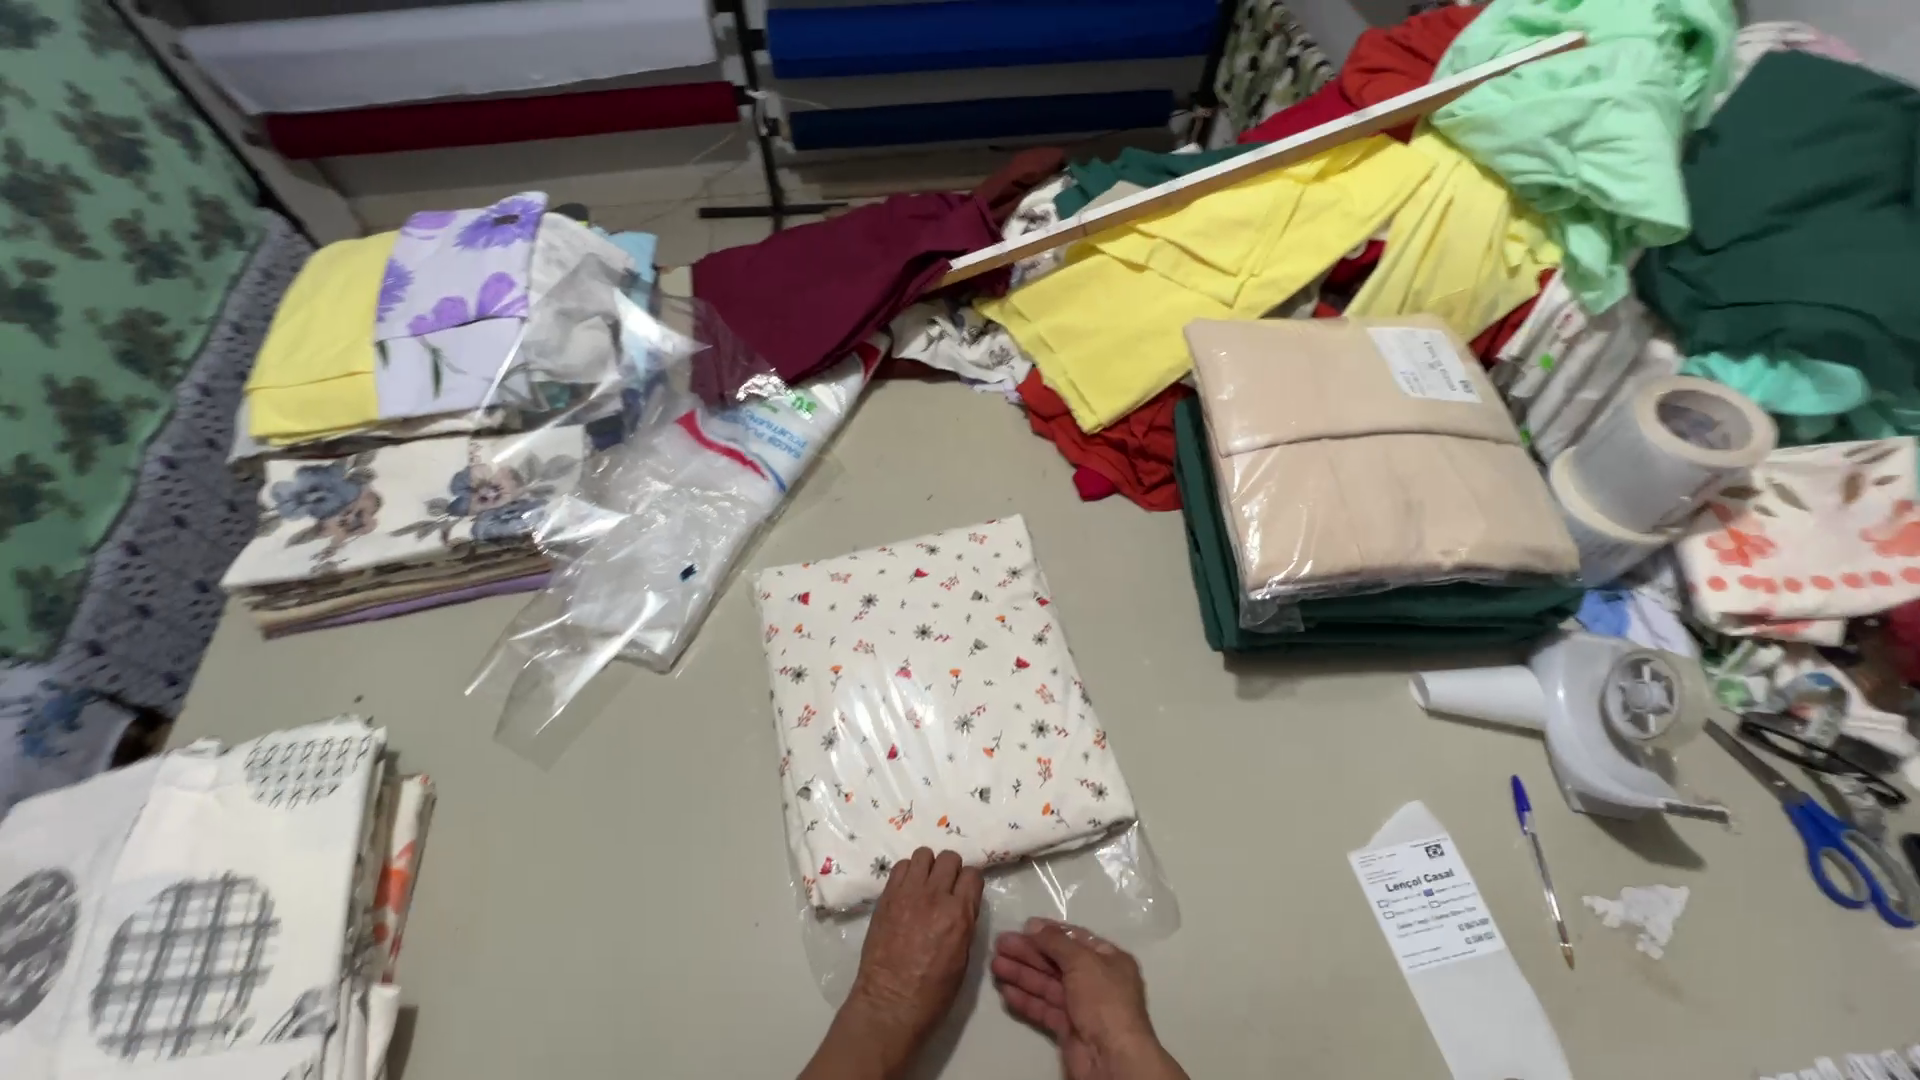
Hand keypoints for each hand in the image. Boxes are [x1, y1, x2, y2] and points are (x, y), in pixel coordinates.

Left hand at [802, 848, 982, 1079]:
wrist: (890, 1004)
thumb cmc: (933, 993)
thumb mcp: (963, 959)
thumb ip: (964, 922)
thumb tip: (962, 905)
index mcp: (959, 914)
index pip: (973, 874)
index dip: (971, 883)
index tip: (966, 892)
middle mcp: (935, 896)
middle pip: (949, 858)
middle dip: (952, 870)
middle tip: (946, 888)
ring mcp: (907, 893)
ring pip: (923, 854)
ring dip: (928, 867)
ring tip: (925, 885)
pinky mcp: (886, 896)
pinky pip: (900, 867)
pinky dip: (907, 873)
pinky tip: (907, 891)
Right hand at [991, 919, 1187, 1079]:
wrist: (1112, 1059)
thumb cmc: (1103, 1000)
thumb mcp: (1082, 961)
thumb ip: (1056, 941)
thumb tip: (1033, 924)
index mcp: (1109, 960)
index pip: (1075, 939)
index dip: (1048, 932)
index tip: (1022, 927)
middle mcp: (1096, 980)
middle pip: (1057, 961)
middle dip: (1028, 952)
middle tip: (999, 944)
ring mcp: (1082, 1006)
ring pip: (1047, 984)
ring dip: (1022, 974)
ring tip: (995, 965)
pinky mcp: (1068, 1029)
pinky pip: (1045, 1008)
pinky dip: (1026, 999)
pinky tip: (1006, 992)